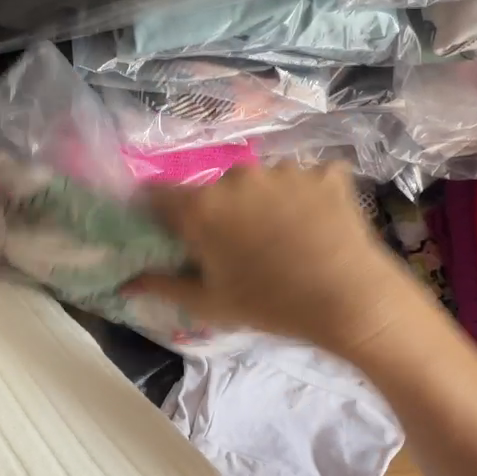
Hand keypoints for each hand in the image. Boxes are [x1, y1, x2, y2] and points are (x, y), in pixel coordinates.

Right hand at [125, 162, 431, 355]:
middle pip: (213, 189)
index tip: (166, 229)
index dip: (157, 210)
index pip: (157, 194)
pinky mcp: (326, 172)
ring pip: (259, 183)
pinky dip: (303, 197)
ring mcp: (286, 171)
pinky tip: (312, 225)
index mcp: (201, 208)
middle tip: (232, 245)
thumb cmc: (267, 304)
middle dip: (217, 211)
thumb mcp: (206, 303)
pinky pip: (303, 179)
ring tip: (279, 237)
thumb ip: (161, 285)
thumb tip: (126, 284)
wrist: (350, 300)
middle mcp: (238, 178)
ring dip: (261, 203)